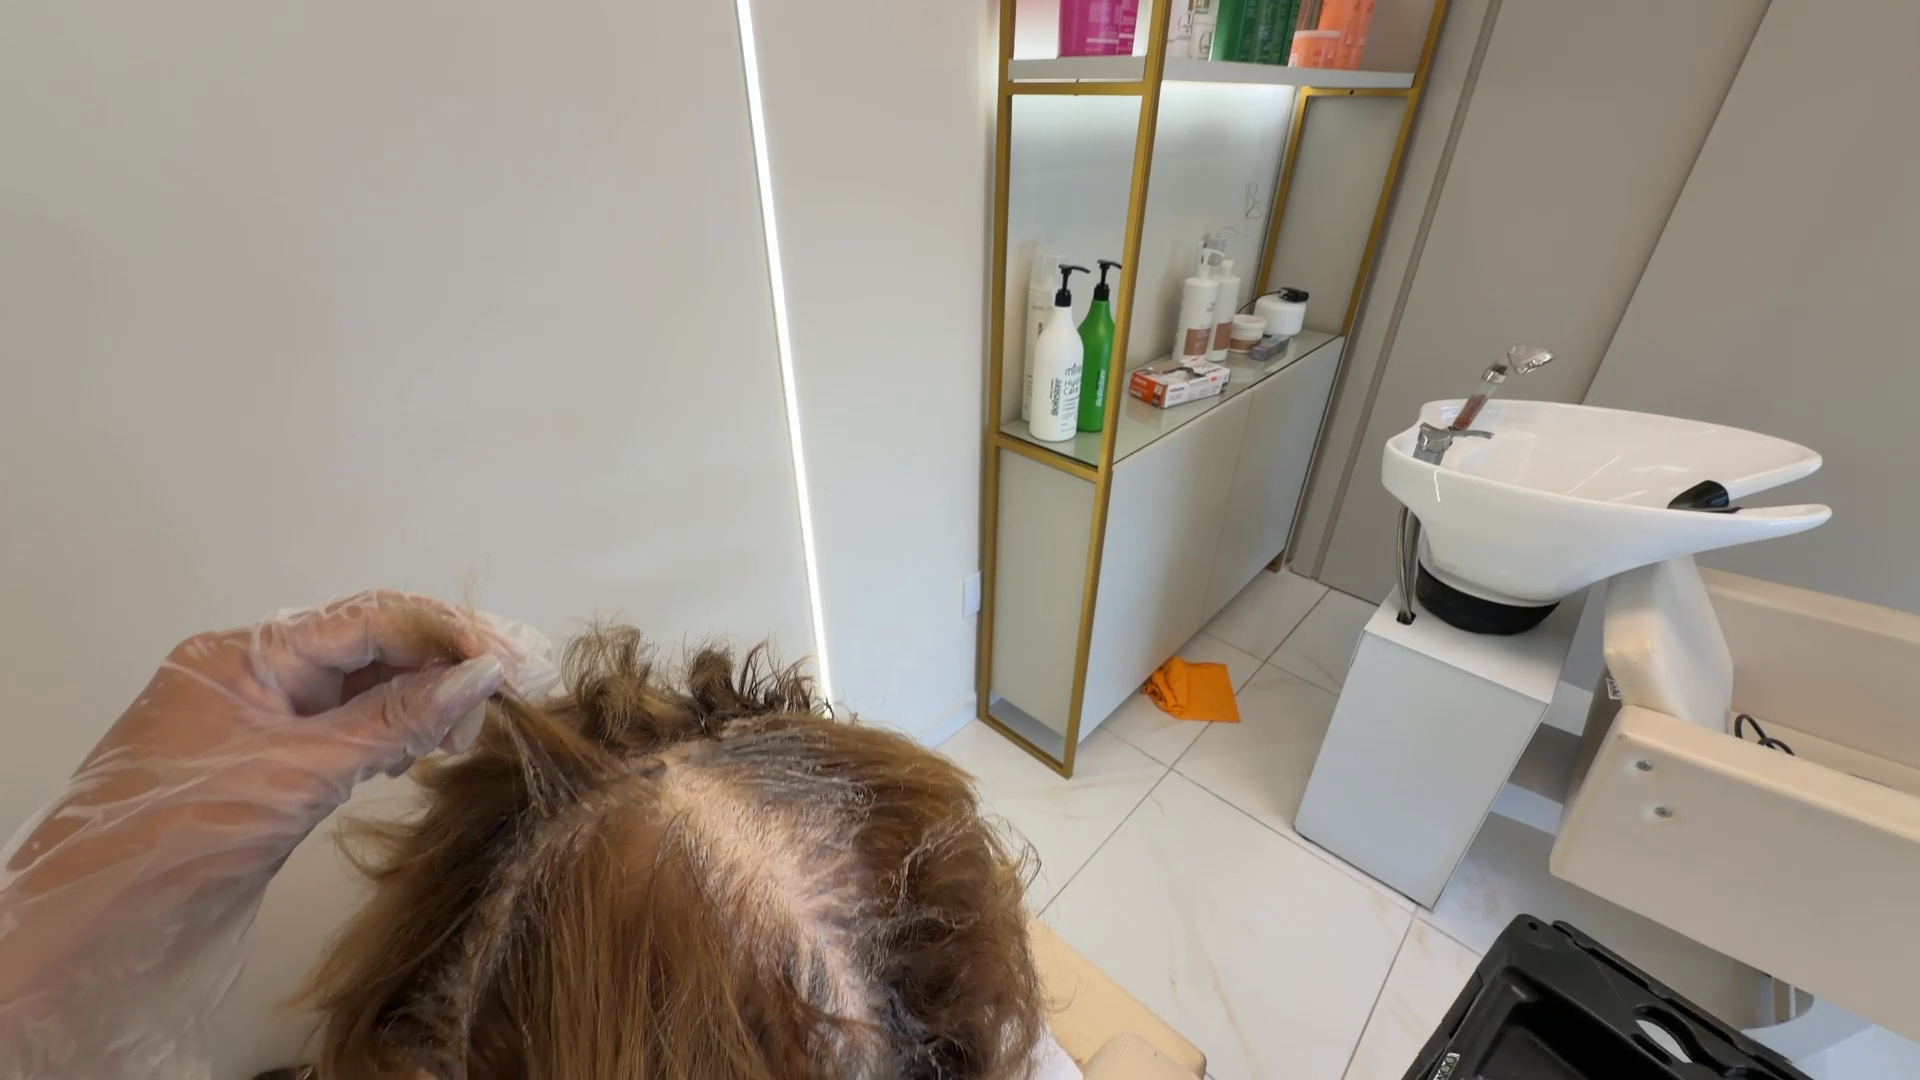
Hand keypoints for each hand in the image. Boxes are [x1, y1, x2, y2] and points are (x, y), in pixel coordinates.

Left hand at [0, 590, 554, 1079]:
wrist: (87, 948)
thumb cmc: (172, 845)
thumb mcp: (299, 772)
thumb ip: (400, 717)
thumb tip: (485, 673)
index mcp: (244, 657)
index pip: (372, 620)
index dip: (447, 633)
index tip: (505, 659)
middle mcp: (262, 674)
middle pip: (381, 645)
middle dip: (450, 660)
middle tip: (516, 679)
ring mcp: (276, 715)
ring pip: (381, 684)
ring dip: (435, 697)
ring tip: (475, 723)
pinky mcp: (290, 756)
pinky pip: (368, 722)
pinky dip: (408, 729)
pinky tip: (431, 746)